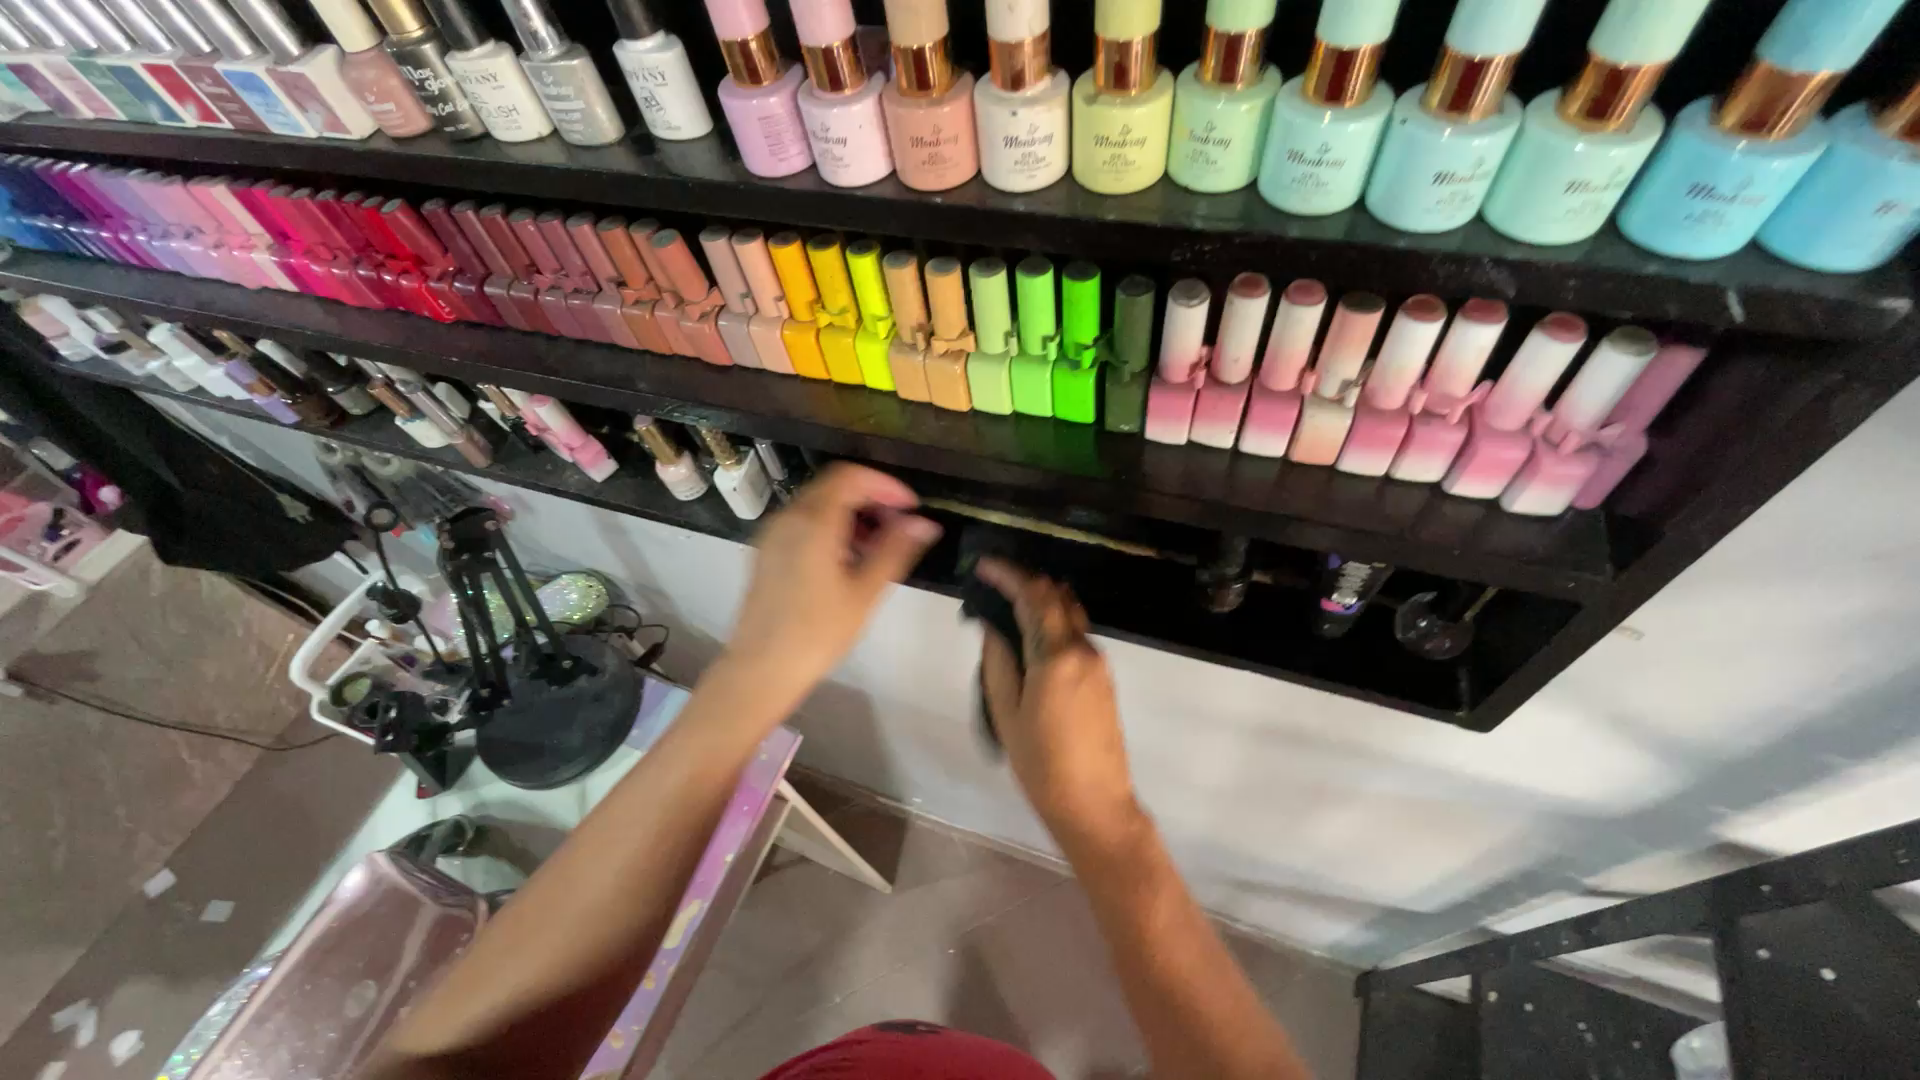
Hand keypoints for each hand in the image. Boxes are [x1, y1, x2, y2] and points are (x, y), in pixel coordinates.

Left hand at [725, 464, 941, 698]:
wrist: (760, 668)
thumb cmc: (817, 633)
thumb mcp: (864, 592)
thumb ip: (896, 550)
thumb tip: (925, 524)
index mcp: (813, 521)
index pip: (851, 476)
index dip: (885, 485)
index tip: (911, 508)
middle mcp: (788, 517)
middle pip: (834, 486)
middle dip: (870, 498)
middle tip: (899, 528)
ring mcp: (772, 533)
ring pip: (817, 504)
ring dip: (851, 513)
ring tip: (877, 548)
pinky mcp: (765, 551)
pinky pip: (802, 522)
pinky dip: (829, 527)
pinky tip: (847, 560)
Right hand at [976, 558, 1141, 851]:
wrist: (1095, 803)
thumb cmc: (1041, 763)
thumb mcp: (1006, 713)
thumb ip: (998, 661)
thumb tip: (992, 625)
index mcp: (1056, 656)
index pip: (1034, 596)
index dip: (1008, 574)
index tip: (984, 565)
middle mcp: (1083, 649)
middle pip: (1057, 597)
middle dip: (1025, 582)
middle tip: (994, 582)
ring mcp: (1098, 663)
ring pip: (1070, 613)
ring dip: (1042, 600)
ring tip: (1008, 605)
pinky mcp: (1103, 677)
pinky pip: (1076, 635)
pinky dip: (1053, 622)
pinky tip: (1031, 635)